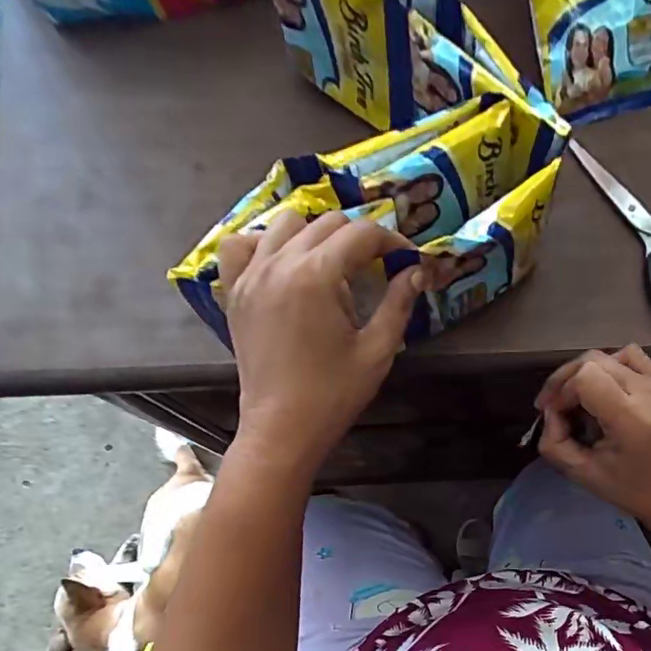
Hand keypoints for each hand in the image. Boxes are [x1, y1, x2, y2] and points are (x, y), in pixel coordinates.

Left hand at [218, 211, 421, 474]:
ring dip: (316, 234)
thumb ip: (398, 304)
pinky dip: (263, 243)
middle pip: (327, 223)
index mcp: (316, 275)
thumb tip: (416, 271)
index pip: (362, 234)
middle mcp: (279, 263)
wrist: (282, 428)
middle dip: (359, 238)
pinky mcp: (235, 292)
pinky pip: (241, 245)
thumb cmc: (333, 395)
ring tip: (332, 264)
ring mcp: (250, 275)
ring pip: (285, 223)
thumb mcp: (376, 351)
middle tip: (377, 266)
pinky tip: (282, 263)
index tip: (407, 261)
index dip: (392, 241)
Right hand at [535, 345, 650, 530]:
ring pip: (608, 355)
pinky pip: (629, 357)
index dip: (560, 392)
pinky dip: (608, 366)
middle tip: (555, 408)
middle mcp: (649, 392)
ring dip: (584, 372)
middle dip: (565, 381)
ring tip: (577, 399)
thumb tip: (551, 412)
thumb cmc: (629, 490)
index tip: (554, 416)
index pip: (585, 377)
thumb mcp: (580, 474)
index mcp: (631, 417)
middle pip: (592, 360)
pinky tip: (602, 389)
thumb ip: (554, 442)